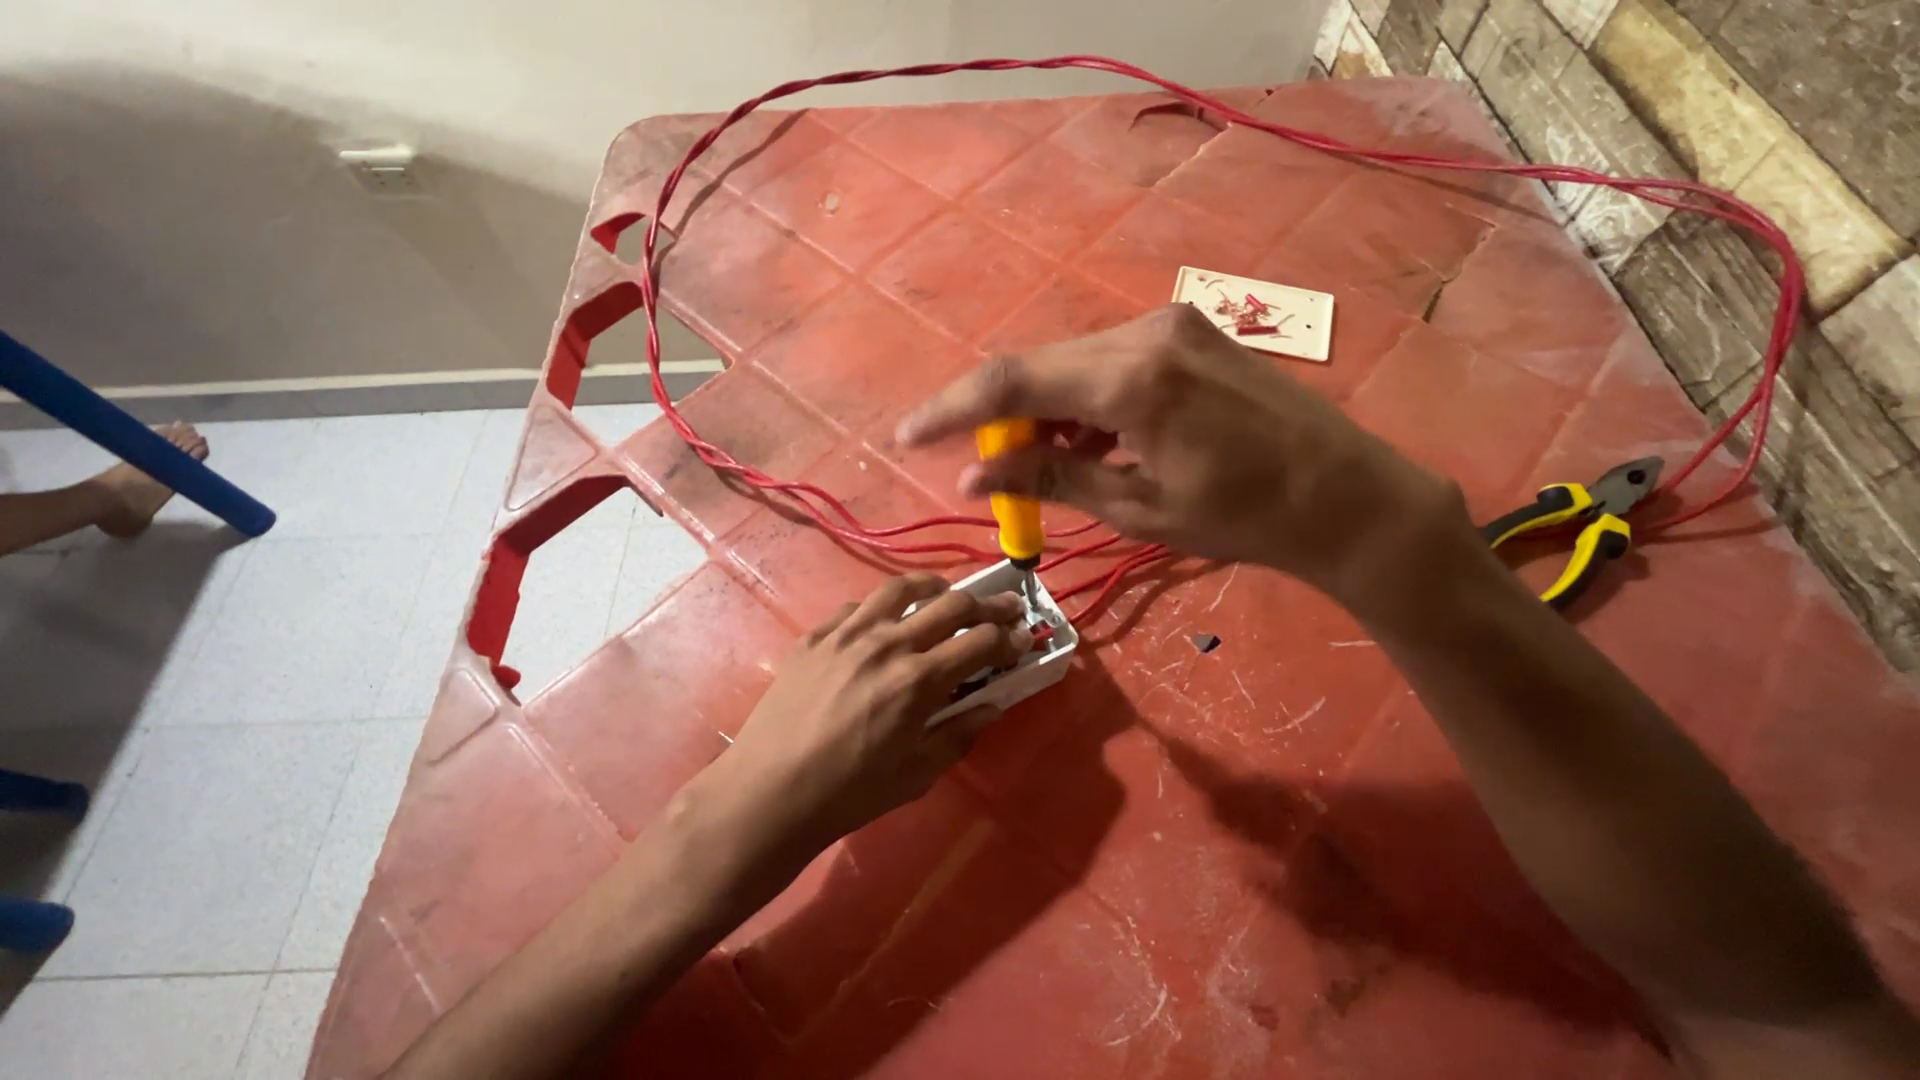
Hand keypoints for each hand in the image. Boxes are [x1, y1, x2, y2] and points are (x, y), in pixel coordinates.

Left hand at [709, 574, 1030, 857]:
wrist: (769, 790)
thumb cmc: (849, 793)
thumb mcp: (916, 774)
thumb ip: (959, 734)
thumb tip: (992, 705)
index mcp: (918, 681)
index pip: (981, 641)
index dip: (1009, 637)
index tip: (1023, 638)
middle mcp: (888, 643)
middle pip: (951, 605)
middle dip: (989, 604)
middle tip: (1005, 608)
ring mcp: (848, 633)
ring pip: (902, 588)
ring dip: (936, 588)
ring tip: (948, 595)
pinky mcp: (816, 635)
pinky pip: (859, 606)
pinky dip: (884, 608)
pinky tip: (886, 622)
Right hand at [896, 304, 1463, 612]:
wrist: (1346, 493)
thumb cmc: (1243, 517)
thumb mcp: (1138, 509)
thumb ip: (1050, 481)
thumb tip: (970, 479)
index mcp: (1131, 380)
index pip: (1011, 382)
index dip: (950, 410)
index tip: (907, 437)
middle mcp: (1144, 333)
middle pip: (1037, 366)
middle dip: (999, 418)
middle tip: (985, 471)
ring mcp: (1169, 325)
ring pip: (1071, 364)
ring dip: (1043, 411)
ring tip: (1041, 468)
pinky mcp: (1186, 333)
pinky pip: (1108, 362)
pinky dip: (1083, 402)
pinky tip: (1088, 443)